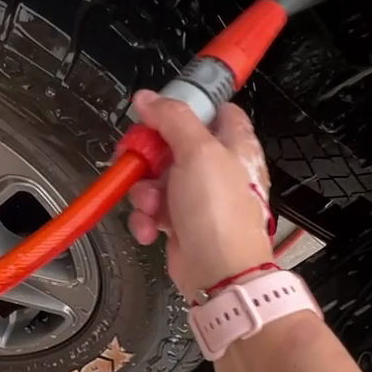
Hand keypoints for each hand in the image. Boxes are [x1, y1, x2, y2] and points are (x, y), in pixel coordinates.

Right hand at [126, 90, 275, 297]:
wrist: (219, 274)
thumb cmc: (221, 216)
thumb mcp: (197, 153)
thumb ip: (172, 119)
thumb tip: (148, 98)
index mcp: (234, 145)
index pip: (214, 111)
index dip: (185, 107)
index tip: (159, 111)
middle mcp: (217, 170)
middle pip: (172, 145)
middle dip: (149, 155)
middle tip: (137, 159)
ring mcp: (198, 198)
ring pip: (156, 179)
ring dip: (144, 192)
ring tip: (150, 205)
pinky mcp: (181, 223)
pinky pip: (152, 210)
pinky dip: (145, 218)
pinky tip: (150, 227)